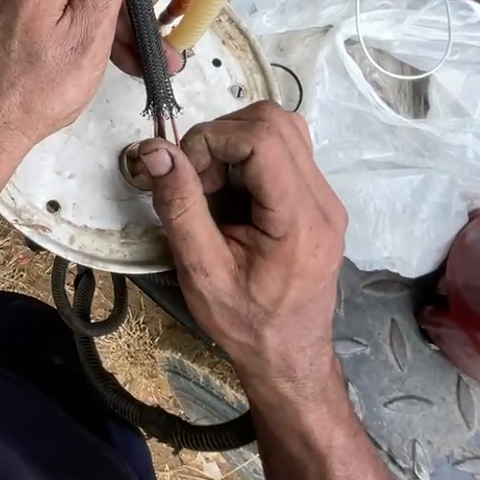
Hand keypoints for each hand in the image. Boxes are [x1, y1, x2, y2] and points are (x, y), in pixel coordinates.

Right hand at [135, 102, 347, 395]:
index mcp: (300, 220)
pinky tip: (229, 188)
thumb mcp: (201, 270)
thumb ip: (179, 206)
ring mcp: (324, 197)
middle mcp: (323, 200)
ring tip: (212, 184)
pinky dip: (244, 152)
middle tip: (198, 182)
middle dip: (220, 138)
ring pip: (280, 126)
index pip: (262, 138)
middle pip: (273, 122)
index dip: (212, 141)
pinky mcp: (315, 197)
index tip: (188, 176)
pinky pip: (282, 146)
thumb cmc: (244, 322)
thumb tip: (154, 149)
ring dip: (232, 141)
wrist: (288, 356)